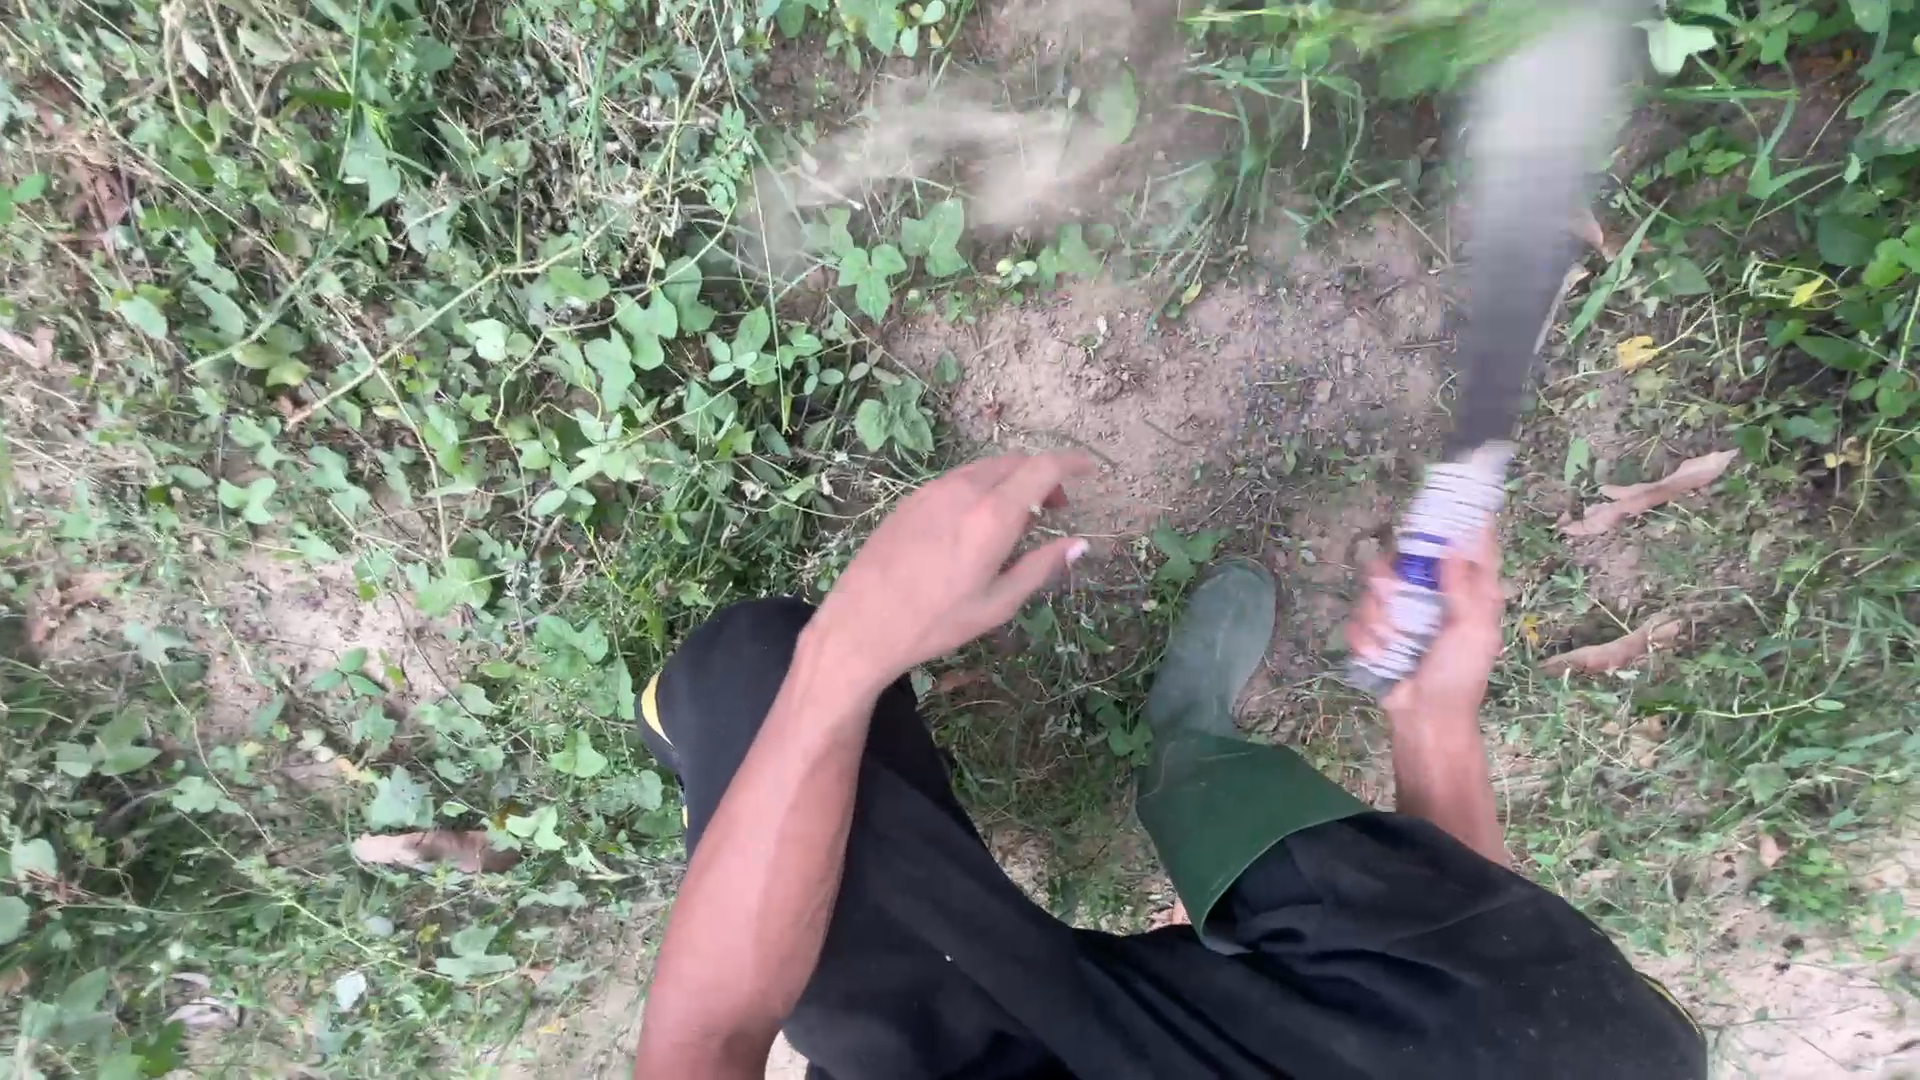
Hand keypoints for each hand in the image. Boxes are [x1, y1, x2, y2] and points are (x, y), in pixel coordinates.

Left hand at [808, 452, 1093, 695]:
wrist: (861, 623)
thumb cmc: (935, 622)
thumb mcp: (997, 604)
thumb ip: (1040, 567)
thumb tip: (1079, 544)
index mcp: (992, 516)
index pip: (1042, 468)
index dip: (1072, 463)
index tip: (1090, 471)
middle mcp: (964, 491)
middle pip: (1015, 462)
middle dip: (1043, 477)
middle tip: (1054, 510)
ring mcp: (933, 490)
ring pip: (985, 468)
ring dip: (1011, 481)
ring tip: (1016, 520)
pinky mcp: (912, 498)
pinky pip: (958, 479)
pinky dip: (982, 487)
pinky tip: (977, 522)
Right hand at [1347, 528, 1504, 717]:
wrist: (1425, 716)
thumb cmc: (1458, 675)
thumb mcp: (1473, 630)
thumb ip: (1465, 587)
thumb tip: (1454, 543)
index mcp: (1466, 591)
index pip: (1466, 545)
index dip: (1456, 523)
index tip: (1437, 510)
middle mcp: (1431, 594)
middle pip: (1401, 560)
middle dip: (1387, 581)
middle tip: (1388, 595)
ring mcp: (1400, 612)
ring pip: (1372, 591)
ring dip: (1376, 618)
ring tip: (1390, 642)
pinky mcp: (1374, 630)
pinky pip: (1356, 618)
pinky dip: (1364, 637)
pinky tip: (1378, 653)